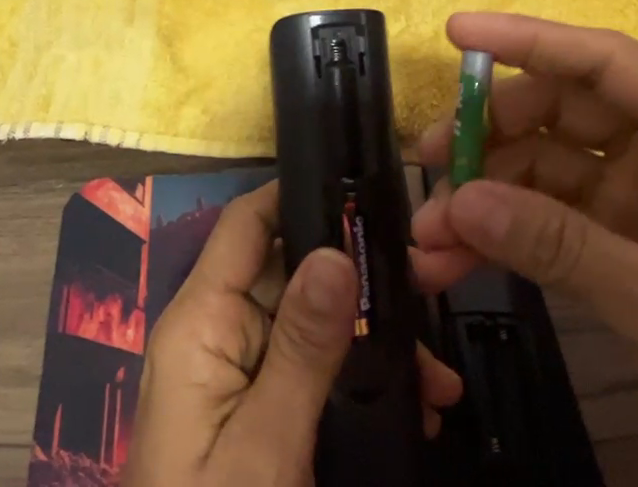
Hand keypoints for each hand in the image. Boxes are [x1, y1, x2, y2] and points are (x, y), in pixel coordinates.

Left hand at [125, 181, 461, 486]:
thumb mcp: (265, 443)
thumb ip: (301, 349)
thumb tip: (336, 252)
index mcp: (201, 321)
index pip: (246, 225)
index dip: (299, 196)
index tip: (370, 195)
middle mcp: (216, 331)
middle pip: (292, 273)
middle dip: (360, 284)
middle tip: (433, 302)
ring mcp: (237, 370)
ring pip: (311, 324)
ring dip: (372, 342)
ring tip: (437, 382)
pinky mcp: (255, 406)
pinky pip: (310, 370)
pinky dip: (358, 379)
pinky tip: (412, 405)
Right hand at [412, 13, 637, 486]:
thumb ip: (562, 248)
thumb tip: (460, 200)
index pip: (611, 67)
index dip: (532, 41)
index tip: (458, 34)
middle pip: (562, 113)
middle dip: (489, 133)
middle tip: (427, 160)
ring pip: (542, 166)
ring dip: (483, 193)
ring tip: (428, 233)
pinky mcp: (618, 238)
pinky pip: (544, 217)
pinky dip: (498, 234)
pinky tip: (453, 257)